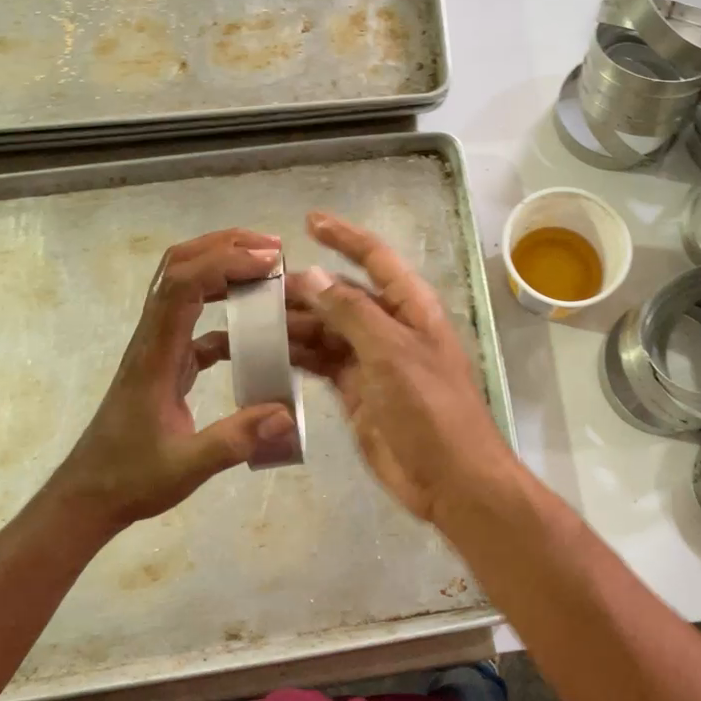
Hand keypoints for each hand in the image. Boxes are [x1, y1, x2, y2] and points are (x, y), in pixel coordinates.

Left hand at [52, 229, 298, 530]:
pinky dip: (228, 310)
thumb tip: (286, 414)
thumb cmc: (130, 479)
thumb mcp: (186, 467)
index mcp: (155, 354)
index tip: (270, 264)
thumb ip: (235, 440)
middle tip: (274, 250)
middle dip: (225, 247)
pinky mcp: (167, 363)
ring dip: (224, 268)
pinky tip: (259, 327)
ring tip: (269, 271)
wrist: (87, 497)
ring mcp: (158, 348)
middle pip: (179, 267)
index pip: (183, 285)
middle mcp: (153, 339)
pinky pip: (197, 319)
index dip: (225, 263)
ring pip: (185, 285)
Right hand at [285, 211, 522, 523]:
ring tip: (250, 318)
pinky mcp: (357, 393)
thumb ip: (351, 313)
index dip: (344, 237)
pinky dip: (298, 357)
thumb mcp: (392, 353)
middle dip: (305, 289)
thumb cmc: (430, 408)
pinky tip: (267, 352)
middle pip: (343, 297)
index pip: (375, 259)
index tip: (308, 221)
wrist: (450, 479)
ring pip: (328, 331)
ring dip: (295, 323)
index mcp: (411, 307)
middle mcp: (391, 327)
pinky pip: (323, 364)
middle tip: (255, 287)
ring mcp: (374, 361)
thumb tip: (311, 277)